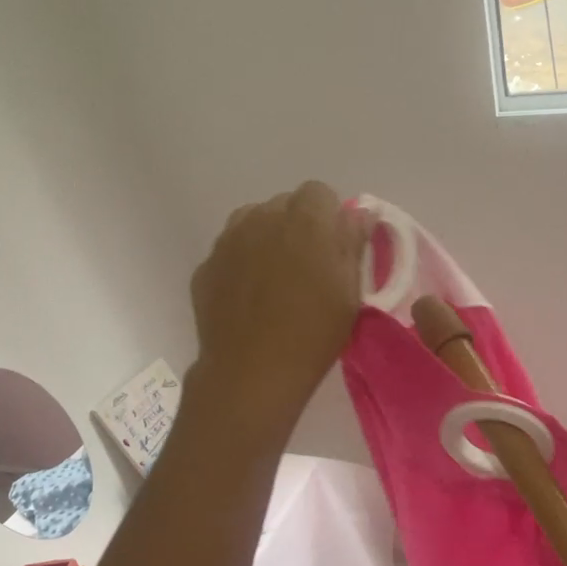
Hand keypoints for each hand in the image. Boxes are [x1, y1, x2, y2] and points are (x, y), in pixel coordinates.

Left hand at [188, 181, 369, 422]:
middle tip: (309, 270)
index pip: (321, 193)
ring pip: (253, 223)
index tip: (336, 251)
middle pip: (285, 205)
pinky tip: (251, 300)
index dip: (331, 219)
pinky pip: (231, 252)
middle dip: (299, 227)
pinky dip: (243, 265)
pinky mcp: (207, 265)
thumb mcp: (349, 294)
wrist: (252, 372)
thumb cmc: (313, 335)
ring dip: (268, 241)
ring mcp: (228, 240)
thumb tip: (359, 213)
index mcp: (306, 220)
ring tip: (278, 282)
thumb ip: (353, 245)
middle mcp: (263, 217)